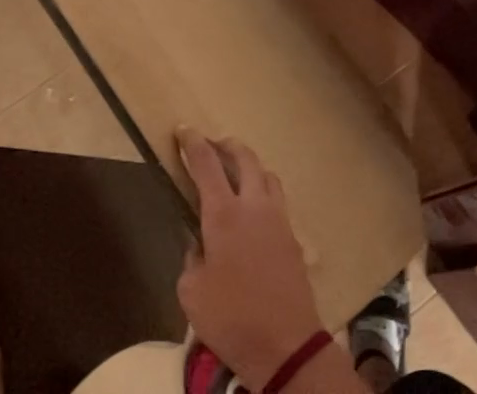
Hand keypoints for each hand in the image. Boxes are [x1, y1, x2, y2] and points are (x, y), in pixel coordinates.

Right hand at [175, 128, 324, 387]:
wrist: (285, 345)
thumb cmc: (230, 318)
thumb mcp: (191, 291)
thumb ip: (192, 258)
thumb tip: (200, 245)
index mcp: (224, 214)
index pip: (206, 164)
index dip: (193, 143)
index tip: (183, 131)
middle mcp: (255, 207)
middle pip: (245, 158)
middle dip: (227, 145)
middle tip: (212, 143)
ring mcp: (279, 220)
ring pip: (268, 175)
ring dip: (250, 166)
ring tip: (236, 172)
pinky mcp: (293, 238)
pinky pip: (278, 200)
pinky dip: (264, 192)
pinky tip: (254, 210)